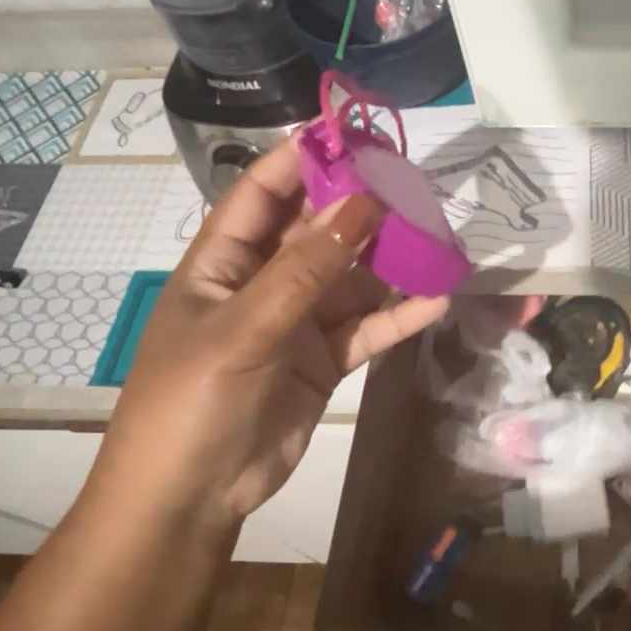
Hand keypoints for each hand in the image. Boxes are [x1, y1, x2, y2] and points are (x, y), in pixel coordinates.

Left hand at [83, 136, 449, 530]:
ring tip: (439, 237)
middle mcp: (263, 283)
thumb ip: (305, 270)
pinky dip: (399, 316)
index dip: (304, 160)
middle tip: (416, 183)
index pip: (263, 192)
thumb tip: (363, 204)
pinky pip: (367, 329)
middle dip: (361, 207)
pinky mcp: (325, 362)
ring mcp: (297, 324)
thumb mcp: (244, 328)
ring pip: (351, 279)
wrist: (190, 494)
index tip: (356, 136)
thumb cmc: (192, 401)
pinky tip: (436, 300)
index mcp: (222, 261)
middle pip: (317, 230)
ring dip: (390, 261)